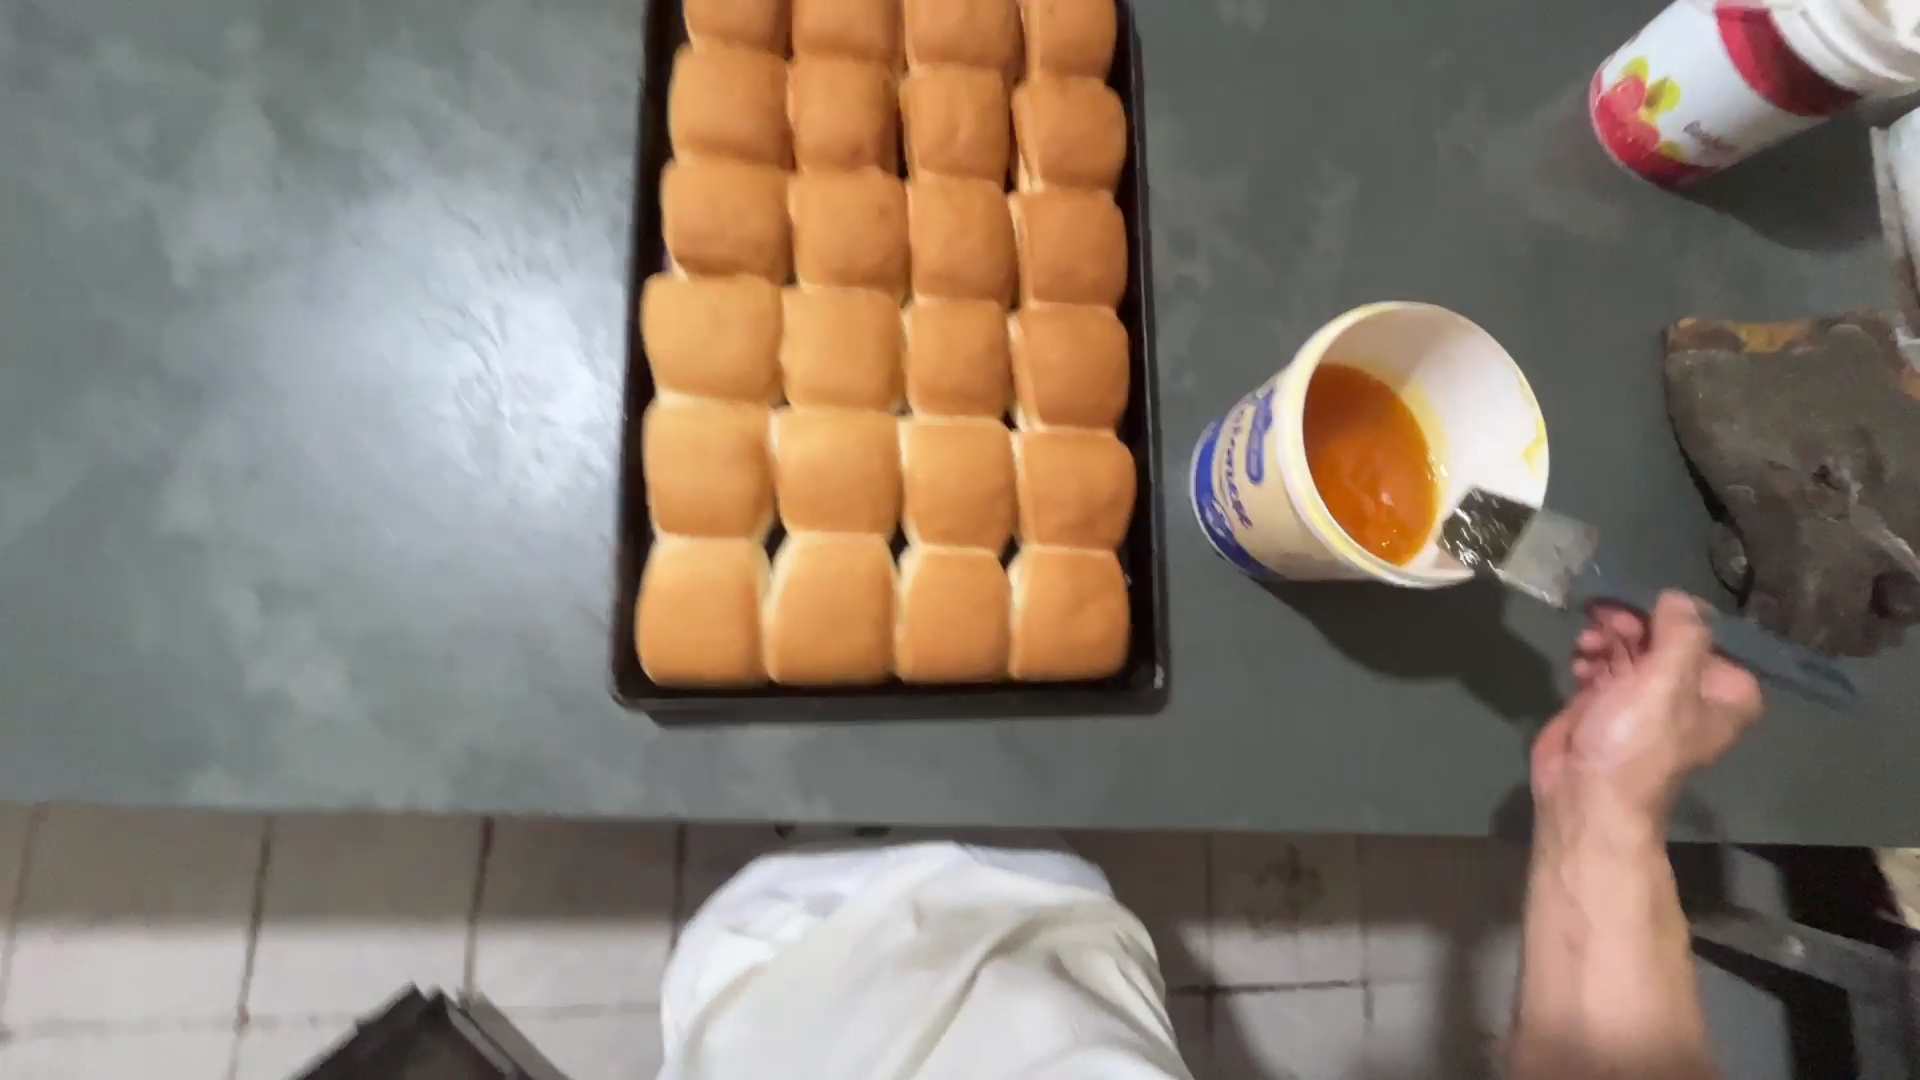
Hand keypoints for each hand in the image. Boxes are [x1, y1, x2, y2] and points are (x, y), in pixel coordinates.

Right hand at [1532, 592, 1763, 836]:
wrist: (1584, 789)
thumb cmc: (1634, 740)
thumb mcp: (1665, 683)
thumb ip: (1680, 636)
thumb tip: (1679, 596)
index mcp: (1721, 691)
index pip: (1702, 636)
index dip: (1668, 618)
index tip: (1636, 607)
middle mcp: (1687, 692)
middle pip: (1660, 639)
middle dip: (1628, 627)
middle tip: (1599, 618)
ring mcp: (1642, 698)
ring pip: (1627, 649)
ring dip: (1603, 641)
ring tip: (1583, 647)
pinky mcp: (1604, 703)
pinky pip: (1601, 665)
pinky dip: (1588, 659)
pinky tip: (1576, 665)